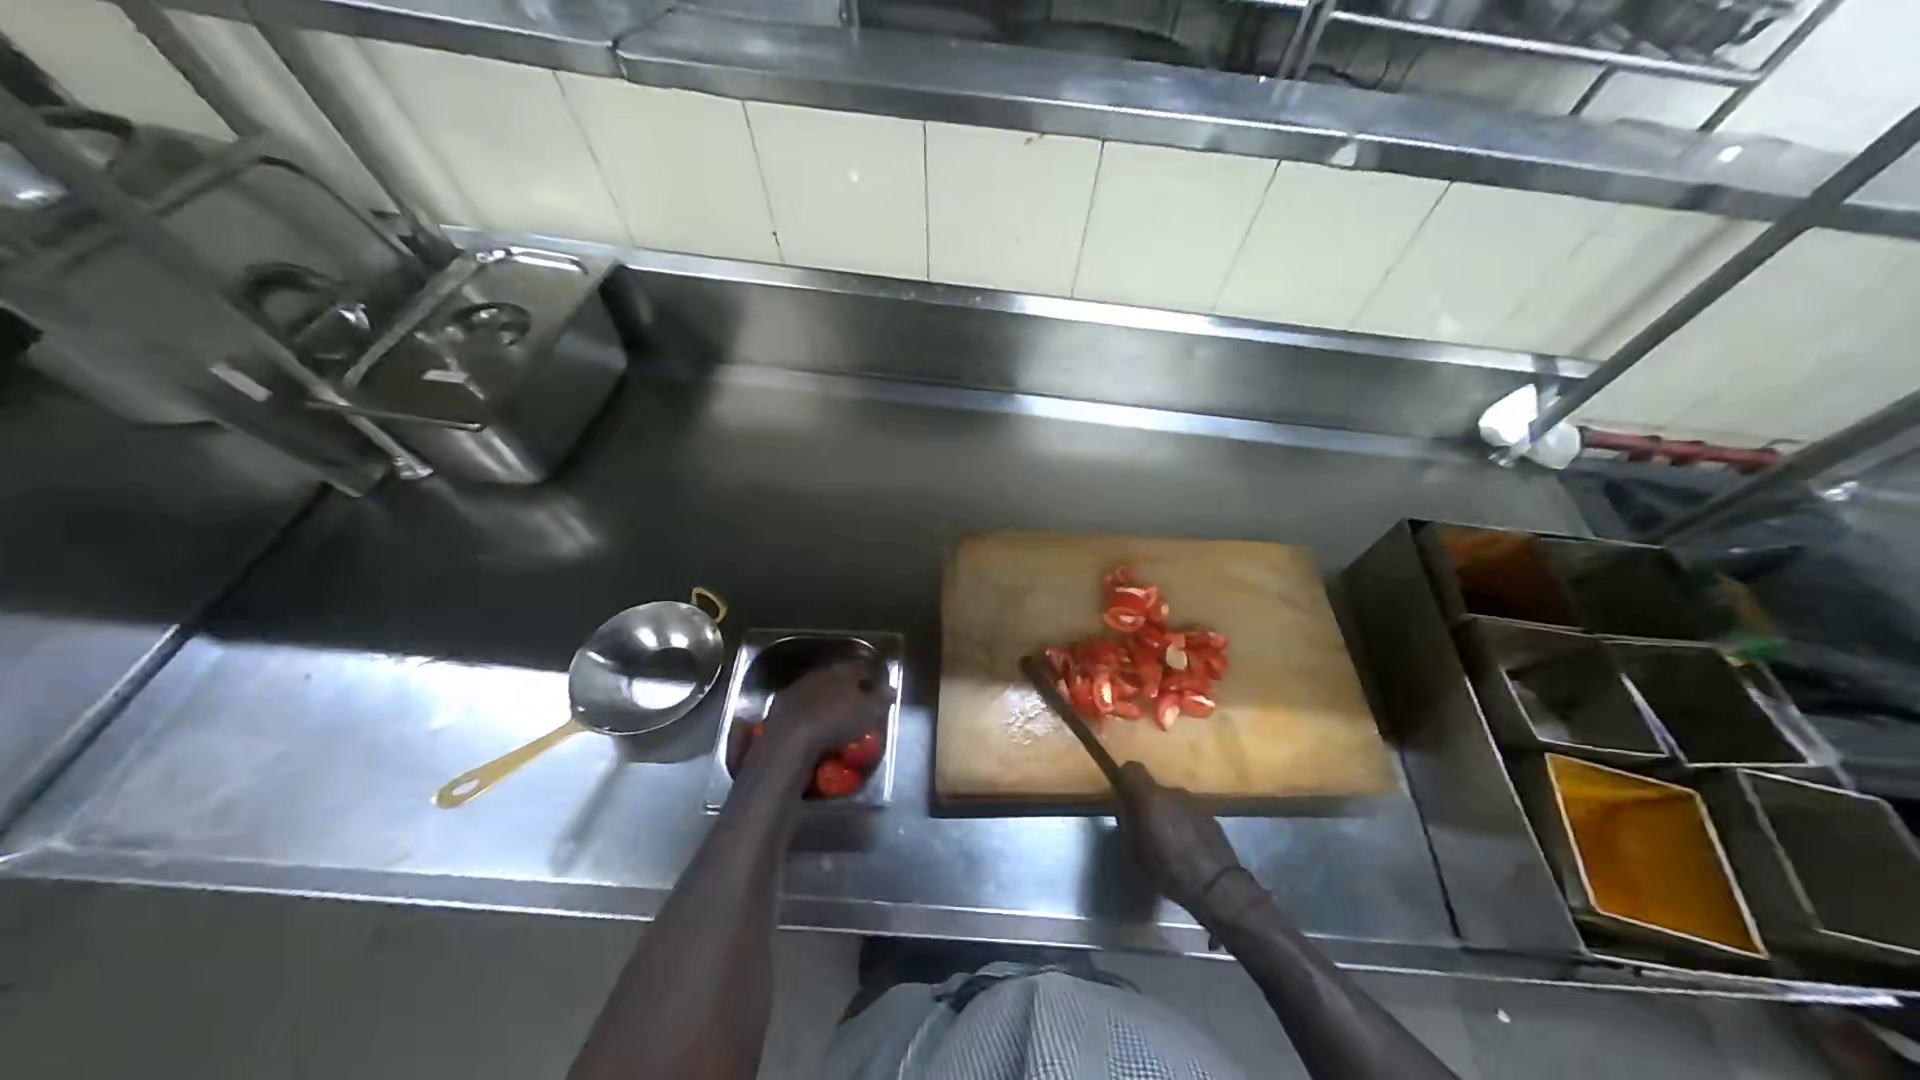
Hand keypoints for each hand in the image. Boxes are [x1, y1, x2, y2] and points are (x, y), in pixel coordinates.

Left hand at [761, 658, 892, 758]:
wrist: (791, 738)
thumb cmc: (836, 722)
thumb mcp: (869, 713)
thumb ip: (881, 699)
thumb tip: (890, 688)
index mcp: (842, 671)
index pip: (861, 668)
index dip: (871, 678)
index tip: (877, 691)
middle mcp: (819, 673)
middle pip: (838, 677)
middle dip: (847, 688)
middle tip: (857, 704)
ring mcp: (798, 687)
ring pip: (818, 689)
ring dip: (826, 699)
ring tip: (834, 716)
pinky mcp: (781, 705)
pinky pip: (801, 705)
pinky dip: (809, 712)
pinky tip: (813, 726)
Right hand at [1116, 761, 1245, 917]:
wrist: (1217, 886)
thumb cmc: (1169, 870)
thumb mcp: (1135, 851)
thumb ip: (1127, 824)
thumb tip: (1126, 810)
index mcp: (1151, 798)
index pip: (1132, 769)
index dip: (1125, 779)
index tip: (1123, 797)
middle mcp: (1173, 792)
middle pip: (1153, 788)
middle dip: (1147, 802)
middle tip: (1144, 826)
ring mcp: (1195, 802)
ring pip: (1172, 800)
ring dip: (1167, 813)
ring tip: (1167, 840)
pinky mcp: (1211, 816)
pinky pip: (1188, 812)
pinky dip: (1183, 822)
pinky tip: (1186, 845)